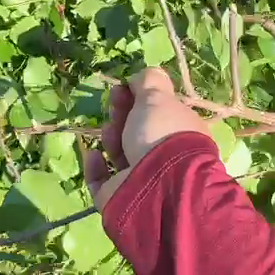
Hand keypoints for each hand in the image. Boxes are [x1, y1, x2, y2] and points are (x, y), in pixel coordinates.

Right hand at [84, 67, 207, 208]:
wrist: (157, 187)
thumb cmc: (160, 134)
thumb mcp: (158, 97)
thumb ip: (149, 81)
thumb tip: (140, 76)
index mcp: (179, 133)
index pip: (156, 113)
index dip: (138, 97)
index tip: (124, 87)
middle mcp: (163, 157)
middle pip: (135, 131)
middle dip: (122, 115)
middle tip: (115, 106)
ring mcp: (141, 179)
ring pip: (119, 154)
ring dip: (111, 137)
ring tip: (111, 133)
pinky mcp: (118, 197)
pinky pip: (101, 179)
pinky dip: (95, 166)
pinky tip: (95, 155)